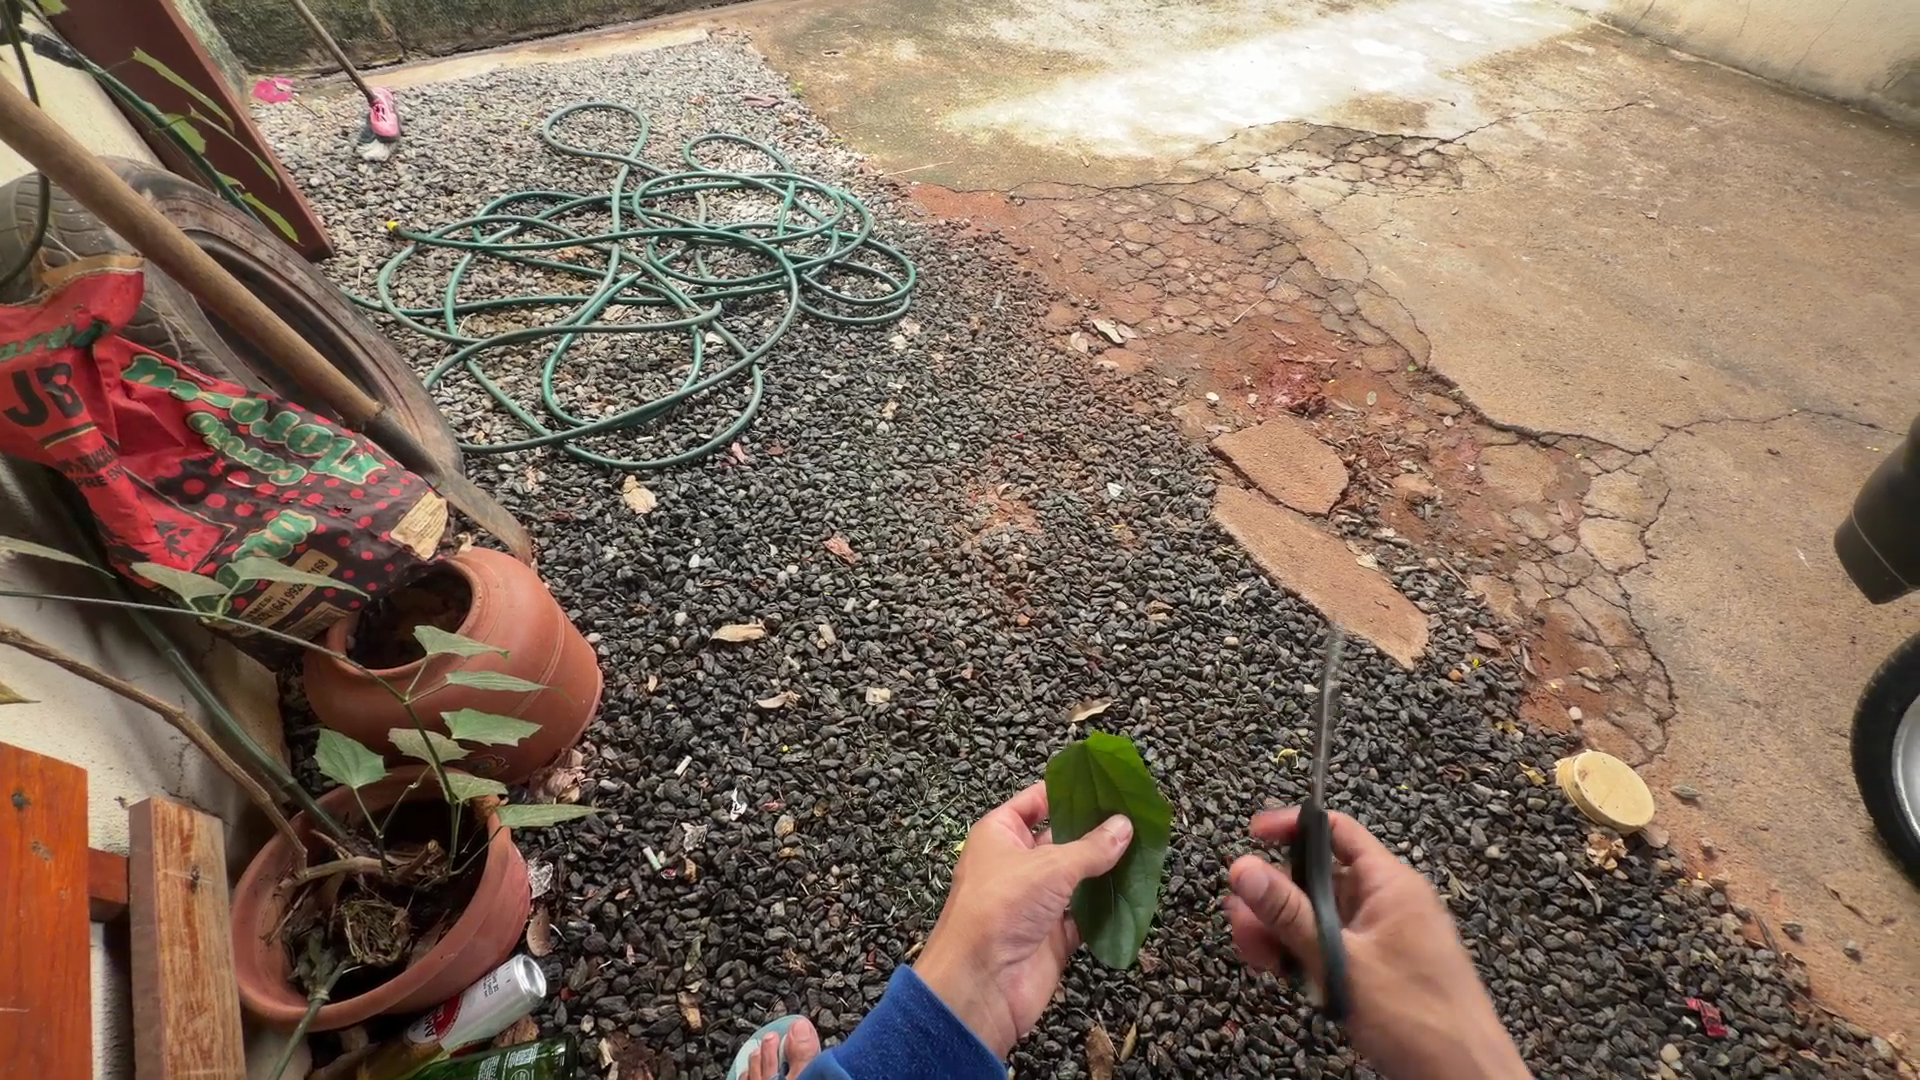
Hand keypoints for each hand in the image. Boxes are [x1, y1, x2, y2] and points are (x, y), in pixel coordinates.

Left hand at [914, 782, 1133, 1057]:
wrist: (980, 984)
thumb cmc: (1000, 907)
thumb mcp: (1049, 866)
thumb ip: (1091, 847)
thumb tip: (1124, 825)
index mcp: (1000, 832)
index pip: (1035, 801)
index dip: (1065, 790)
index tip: (1101, 781)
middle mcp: (1016, 862)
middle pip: (1059, 837)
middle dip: (1093, 829)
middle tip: (1134, 815)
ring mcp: (1035, 899)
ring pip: (1075, 876)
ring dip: (1104, 868)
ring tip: (1144, 848)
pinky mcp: (1052, 935)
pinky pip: (1083, 915)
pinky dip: (1105, 907)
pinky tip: (1134, 892)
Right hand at [1225, 808, 1529, 1079]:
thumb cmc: (1419, 1022)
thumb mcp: (1341, 961)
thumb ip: (1288, 913)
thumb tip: (1242, 866)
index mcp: (1389, 885)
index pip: (1334, 830)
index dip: (1291, 826)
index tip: (1252, 837)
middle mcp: (1384, 901)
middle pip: (1315, 877)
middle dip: (1274, 896)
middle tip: (1243, 919)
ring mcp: (1381, 935)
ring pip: (1316, 913)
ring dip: (1281, 929)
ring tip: (1258, 955)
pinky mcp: (1376, 966)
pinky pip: (1328, 942)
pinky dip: (1302, 952)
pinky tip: (1283, 972)